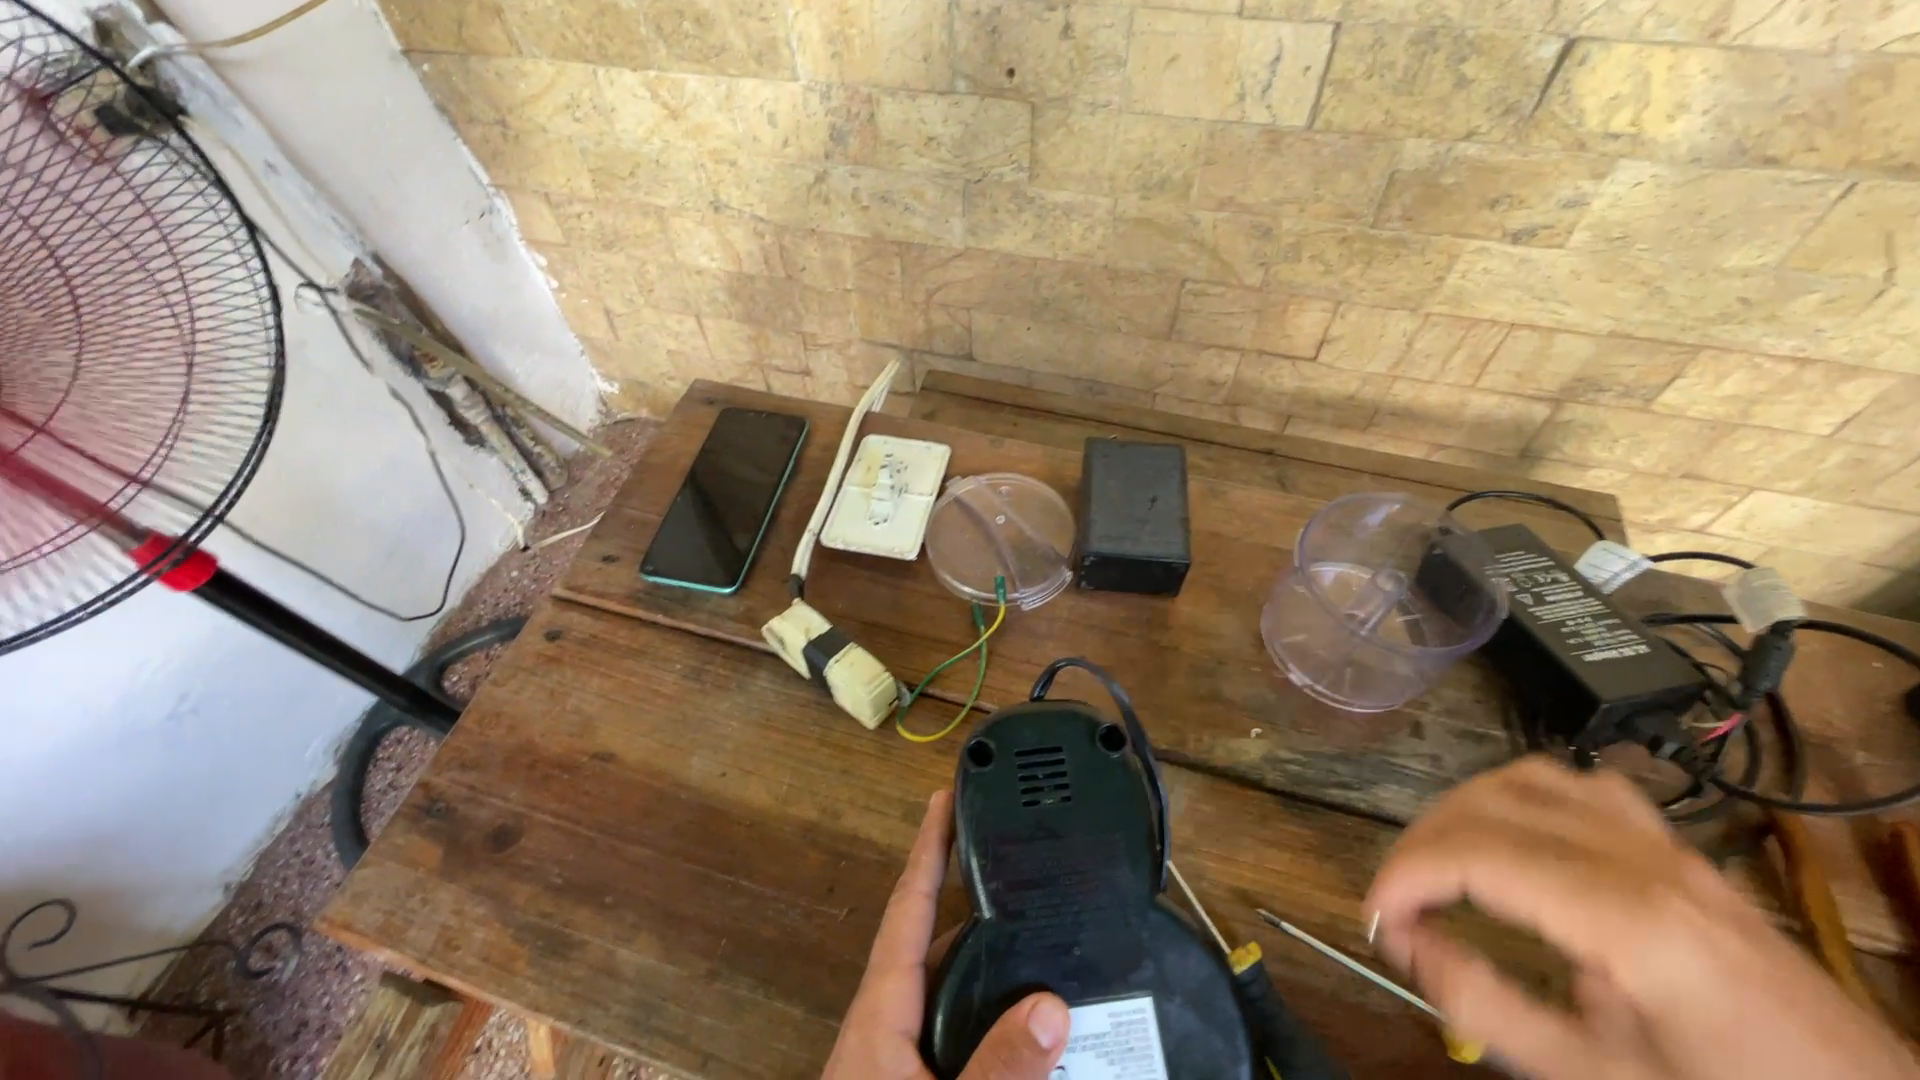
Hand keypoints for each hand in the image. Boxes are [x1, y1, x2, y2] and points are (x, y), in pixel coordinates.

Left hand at [823, 790, 1070, 1079]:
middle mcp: (885, 1014)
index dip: (929, 846)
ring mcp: (894, 1042)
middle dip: (975, 898)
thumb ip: (998, 1063)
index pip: (909, 903)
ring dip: (985, 957)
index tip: (945, 797)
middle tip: (1022, 867)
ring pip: (945, 980)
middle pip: (934, 937)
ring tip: (1039, 938)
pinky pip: (949, 1016)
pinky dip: (982, 1000)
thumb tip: (1052, 1007)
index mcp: (883, 1006)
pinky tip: (1017, 1019)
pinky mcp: (906, 1066)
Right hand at [1366, 756, 1918, 1079]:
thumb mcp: (1598, 1076)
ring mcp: (1666, 845)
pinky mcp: (1679, 850)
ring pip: (1528, 777)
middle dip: (1419, 845)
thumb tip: (1407, 942)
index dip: (1403, 875)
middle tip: (1397, 903)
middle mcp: (1641, 859)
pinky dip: (1519, 795)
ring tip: (1437, 863)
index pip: (1475, 853)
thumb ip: (1489, 1007)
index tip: (1375, 918)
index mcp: (1627, 918)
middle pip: (1489, 805)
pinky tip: (1508, 834)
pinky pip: (1581, 786)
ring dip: (1461, 810)